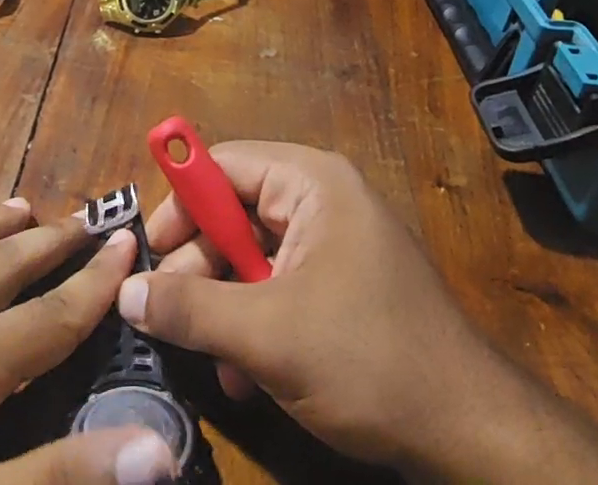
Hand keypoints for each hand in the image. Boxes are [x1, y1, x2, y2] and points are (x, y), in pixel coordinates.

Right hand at [119, 142, 597, 483]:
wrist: (472, 433)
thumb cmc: (368, 361)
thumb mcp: (266, 334)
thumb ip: (189, 308)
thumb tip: (125, 292)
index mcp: (313, 184)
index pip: (223, 164)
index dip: (180, 202)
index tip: (148, 252)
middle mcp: (324, 203)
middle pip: (233, 214)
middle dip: (198, 270)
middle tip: (166, 316)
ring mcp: (336, 248)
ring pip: (251, 261)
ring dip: (223, 309)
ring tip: (212, 359)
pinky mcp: (343, 290)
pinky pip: (278, 290)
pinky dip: (254, 327)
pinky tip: (246, 375)